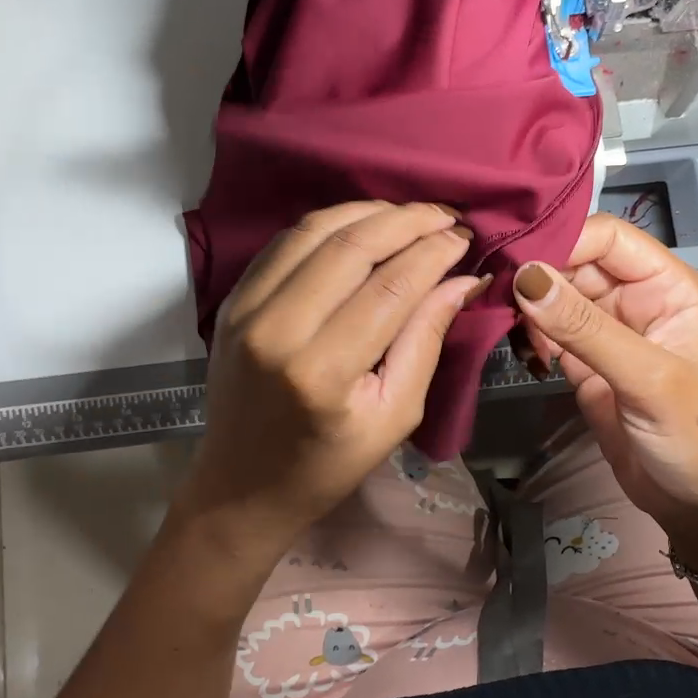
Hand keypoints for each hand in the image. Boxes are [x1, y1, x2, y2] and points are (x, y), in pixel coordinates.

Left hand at [180, 201, 484, 551]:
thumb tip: (464, 279)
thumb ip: (427, 341)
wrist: (240, 486)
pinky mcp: (233, 300)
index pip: (390, 287)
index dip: (433, 252)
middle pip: (350, 245)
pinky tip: (360, 225)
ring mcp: (246, 309)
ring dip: (368, 212)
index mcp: (322, 373)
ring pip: (314, 230)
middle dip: (407, 220)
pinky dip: (328, 224)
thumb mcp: (393, 416)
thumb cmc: (327, 464)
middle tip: (445, 214)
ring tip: (409, 215)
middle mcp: (277, 330)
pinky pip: (285, 241)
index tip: (464, 236)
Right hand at [514, 214, 697, 571]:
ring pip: (557, 296)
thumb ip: (584, 327)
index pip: (608, 237)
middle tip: (492, 285)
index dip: (565, 240)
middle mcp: (636, 298)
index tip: (517, 257)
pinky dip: (530, 335)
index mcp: (668, 285)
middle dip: (537, 271)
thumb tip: (525, 275)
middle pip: (576, 262)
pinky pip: (549, 332)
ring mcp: (609, 331)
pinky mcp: (586, 362)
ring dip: (528, 304)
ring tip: (498, 315)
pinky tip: (518, 345)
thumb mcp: (648, 379)